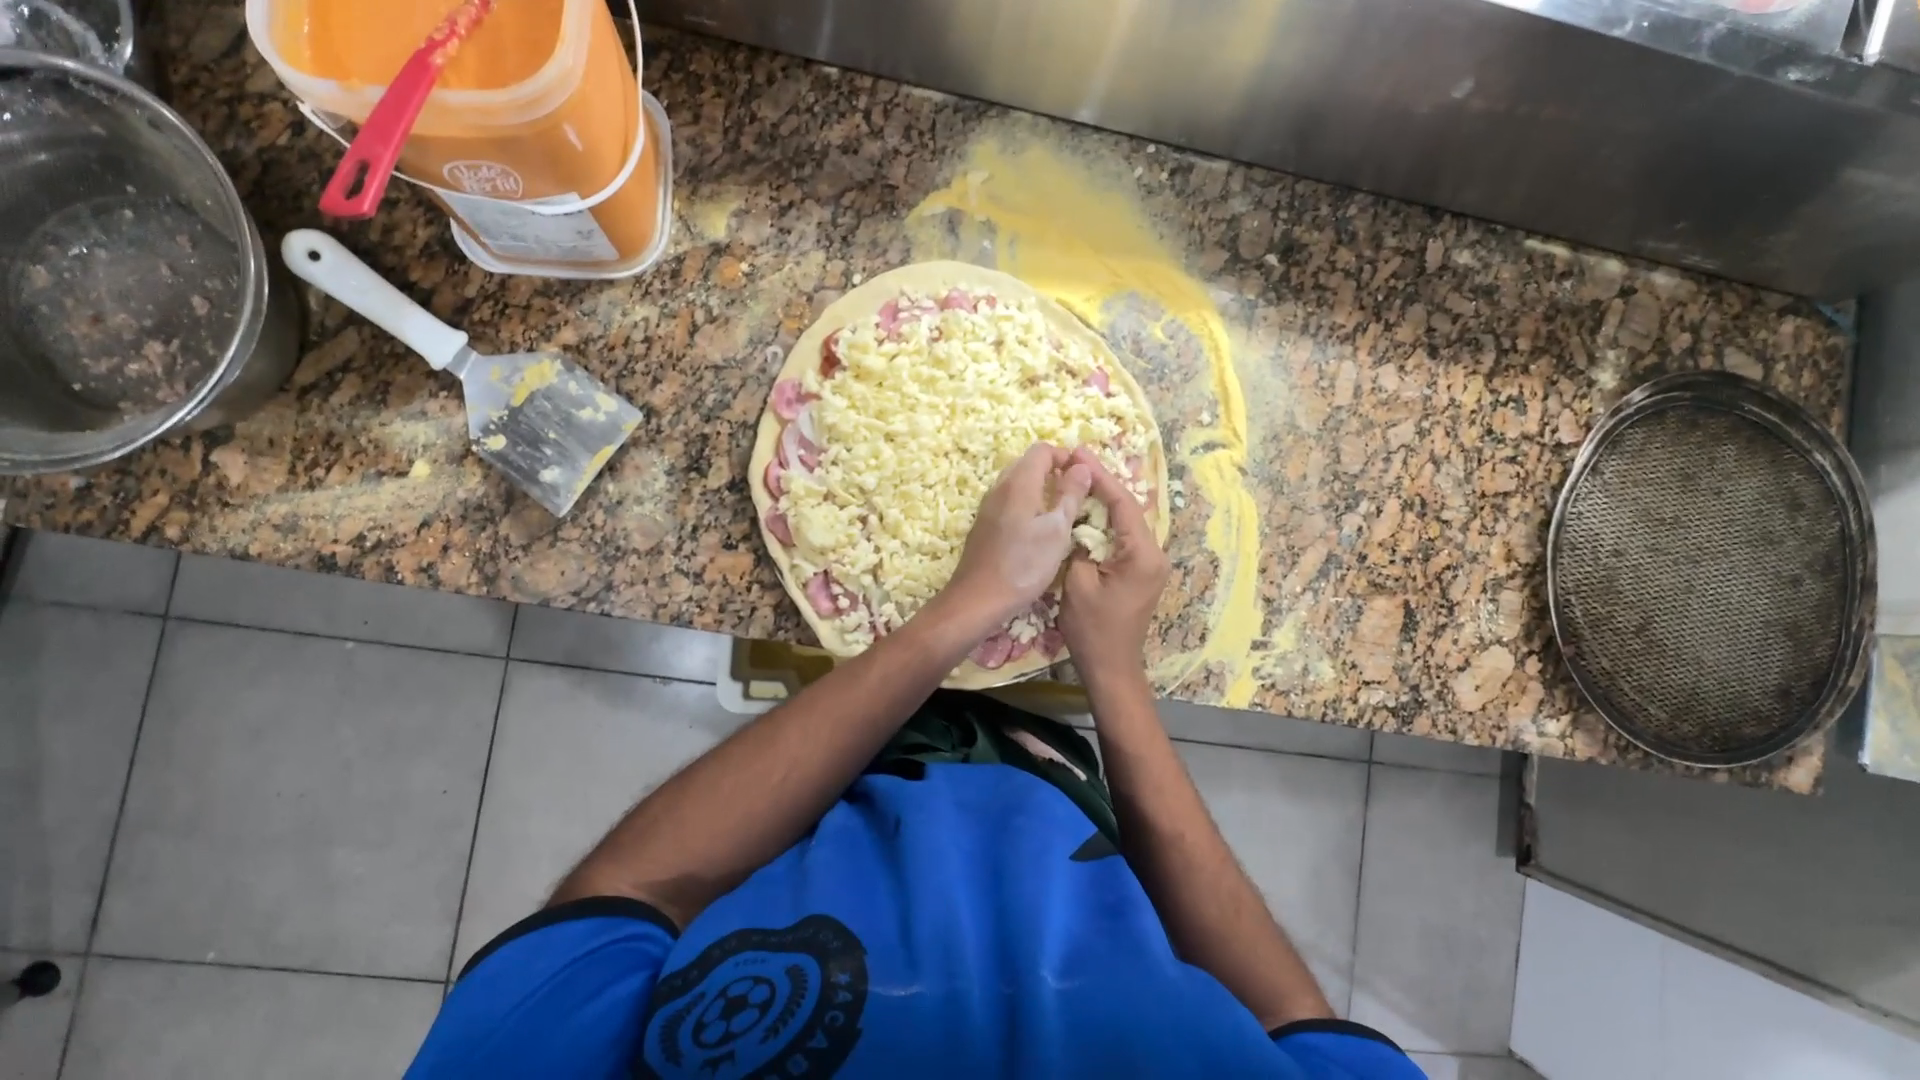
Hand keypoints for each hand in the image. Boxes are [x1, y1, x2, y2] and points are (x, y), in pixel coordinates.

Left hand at [945, 442, 1091, 625]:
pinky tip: (1038, 529)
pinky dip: (1027, 504)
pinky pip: (1009, 501)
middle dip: (1054, 472)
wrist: (978, 599)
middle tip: (1076, 494)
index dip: (1066, 457)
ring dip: (1041, 489)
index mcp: (1018, 483)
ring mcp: (988, 506)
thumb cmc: (1024, 565)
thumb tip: (1082, 466)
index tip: (1083, 477)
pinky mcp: (984, 524)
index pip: (1042, 450)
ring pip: (1018, 483)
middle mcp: (999, 487)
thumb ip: (1071, 495)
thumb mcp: (1057, 530)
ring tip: (1061, 512)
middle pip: (1028, 463)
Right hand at [1059, 446, 1169, 684]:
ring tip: (1078, 477)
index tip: (1078, 454)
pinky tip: (1085, 510)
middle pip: (1127, 508)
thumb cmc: (1092, 629)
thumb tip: (1077, 520)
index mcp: (1142, 554)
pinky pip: (1123, 537)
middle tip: (1075, 459)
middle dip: (1101, 483)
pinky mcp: (1141, 572)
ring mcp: (1150, 564)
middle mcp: (1154, 554)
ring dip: (1103, 501)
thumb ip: (1079, 544)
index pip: (1123, 503)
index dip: (1100, 476)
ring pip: (1125, 521)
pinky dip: (1105, 522)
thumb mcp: (1077, 583)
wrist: (1111, 667)